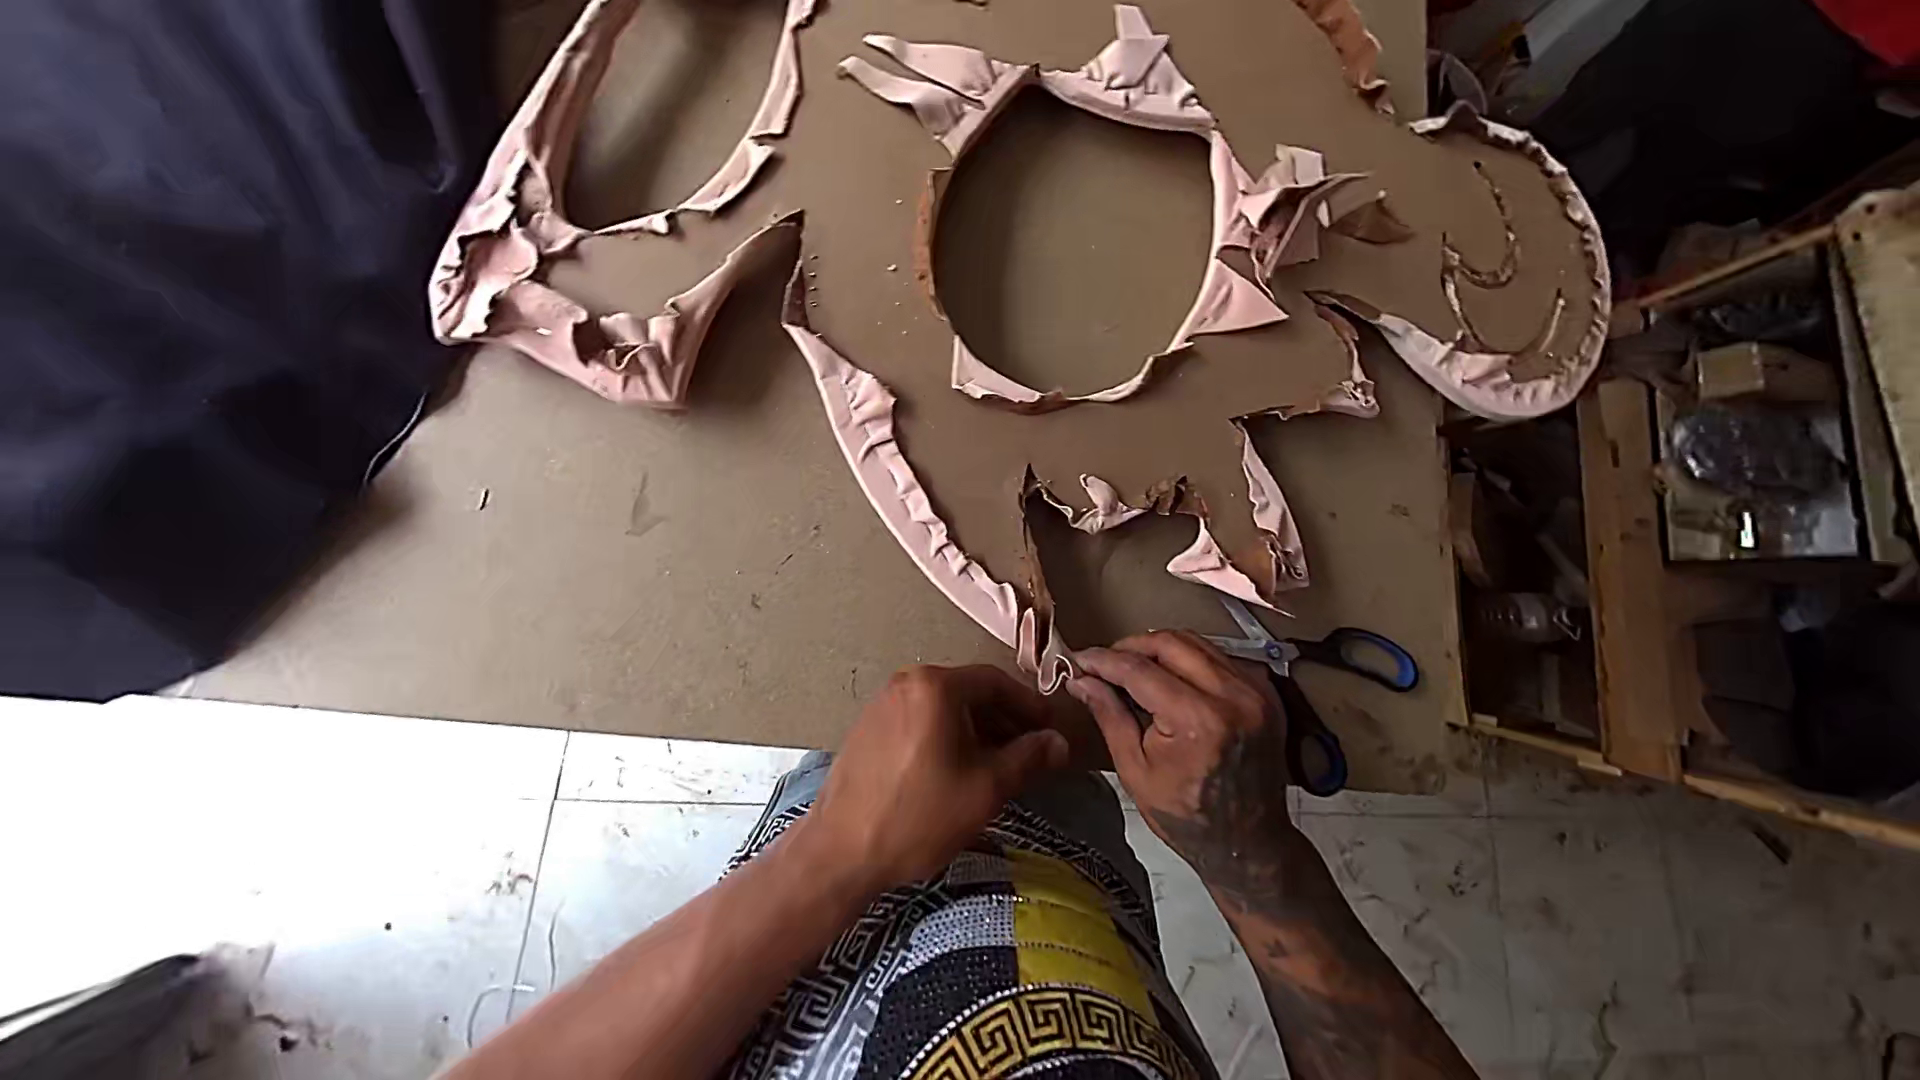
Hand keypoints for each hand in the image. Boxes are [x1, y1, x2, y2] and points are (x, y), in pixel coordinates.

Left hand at [806, 665, 1068, 892]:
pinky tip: (960, 768)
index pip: (996, 681)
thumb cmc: (918, 816)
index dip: (1030, 705)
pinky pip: (921, 718)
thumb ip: (1028, 758)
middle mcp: (907, 682)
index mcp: (935, 686)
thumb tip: (1059, 742)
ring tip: (1001, 764)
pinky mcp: (870, 726)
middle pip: (969, 691)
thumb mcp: (985, 788)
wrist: (839, 852)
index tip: (1052, 729)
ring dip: (978, 729)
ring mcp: (884, 703)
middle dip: (1005, 719)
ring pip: (945, 706)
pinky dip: (948, 735)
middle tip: (1032, 751)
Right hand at [1070, 632, 1297, 896]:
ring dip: (1158, 648)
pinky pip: (1217, 656)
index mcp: (1198, 721)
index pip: (1139, 669)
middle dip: (1129, 646)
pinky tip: (1168, 677)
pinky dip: (1187, 659)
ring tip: (1132, 668)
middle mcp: (1232, 697)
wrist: (1249, 842)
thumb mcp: (1134, 770)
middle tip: (1105, 663)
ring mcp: (1254, 691)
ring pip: (1195, 642)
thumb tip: (1081, 680)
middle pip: (1169, 643)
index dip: (1103, 660)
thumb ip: (1109, 715)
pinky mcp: (1264, 692)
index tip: (1079, 660)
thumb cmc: (1187, 815)